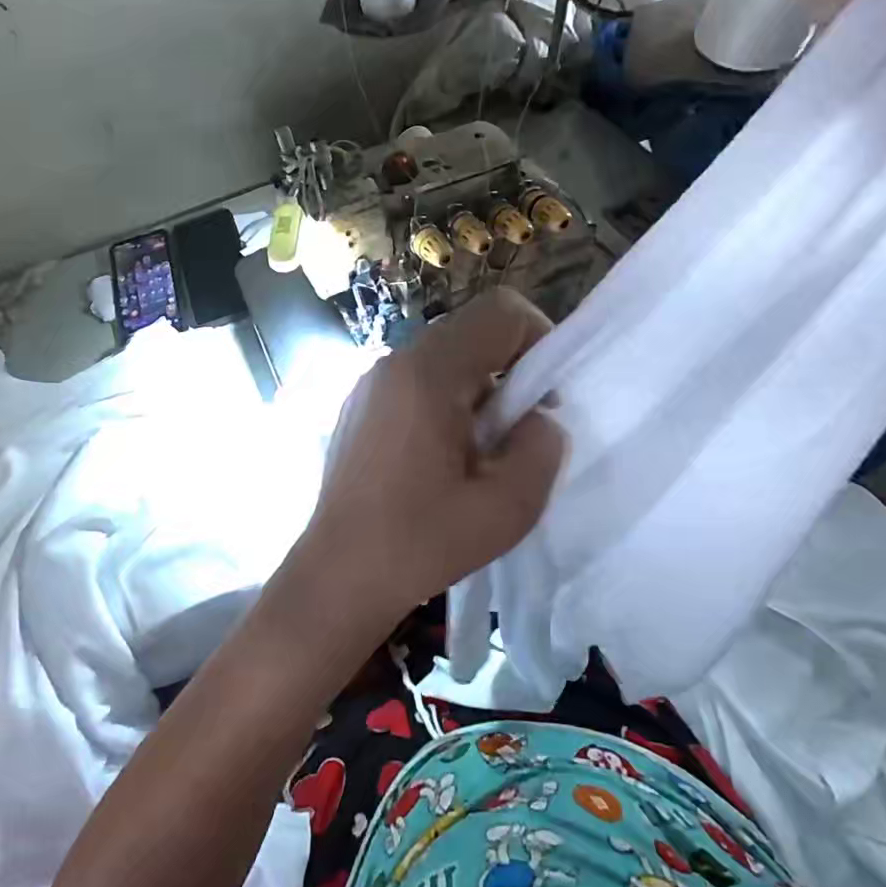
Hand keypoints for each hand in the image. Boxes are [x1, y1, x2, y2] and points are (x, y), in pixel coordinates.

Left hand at [291, 289, 566, 626]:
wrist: (339, 574)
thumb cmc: (421, 543)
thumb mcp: (508, 507)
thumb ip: (542, 448)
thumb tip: (537, 420)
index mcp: (427, 374)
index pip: (499, 312)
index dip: (539, 339)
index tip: (546, 396)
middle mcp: (392, 363)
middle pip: (469, 332)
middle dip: (509, 368)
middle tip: (516, 431)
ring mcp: (368, 384)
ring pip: (442, 358)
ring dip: (476, 389)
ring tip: (478, 453)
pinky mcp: (356, 407)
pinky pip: (413, 382)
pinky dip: (442, 401)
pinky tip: (439, 459)